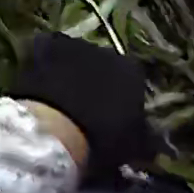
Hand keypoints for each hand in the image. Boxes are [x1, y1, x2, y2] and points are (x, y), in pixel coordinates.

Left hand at [7, 33, 150, 181]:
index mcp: (132, 71)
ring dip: (71, 70)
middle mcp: (107, 51)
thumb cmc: (101, 141)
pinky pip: (49, 50)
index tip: (113, 114)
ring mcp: (76, 45)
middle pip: (104, 64)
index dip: (122, 96)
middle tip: (84, 105)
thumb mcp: (132, 147)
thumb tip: (153, 144)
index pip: (132, 79)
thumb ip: (144, 138)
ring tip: (60, 96)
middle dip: (97, 79)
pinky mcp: (47, 45)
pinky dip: (45, 62)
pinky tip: (40, 82)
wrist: (55, 129)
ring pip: (77, 55)